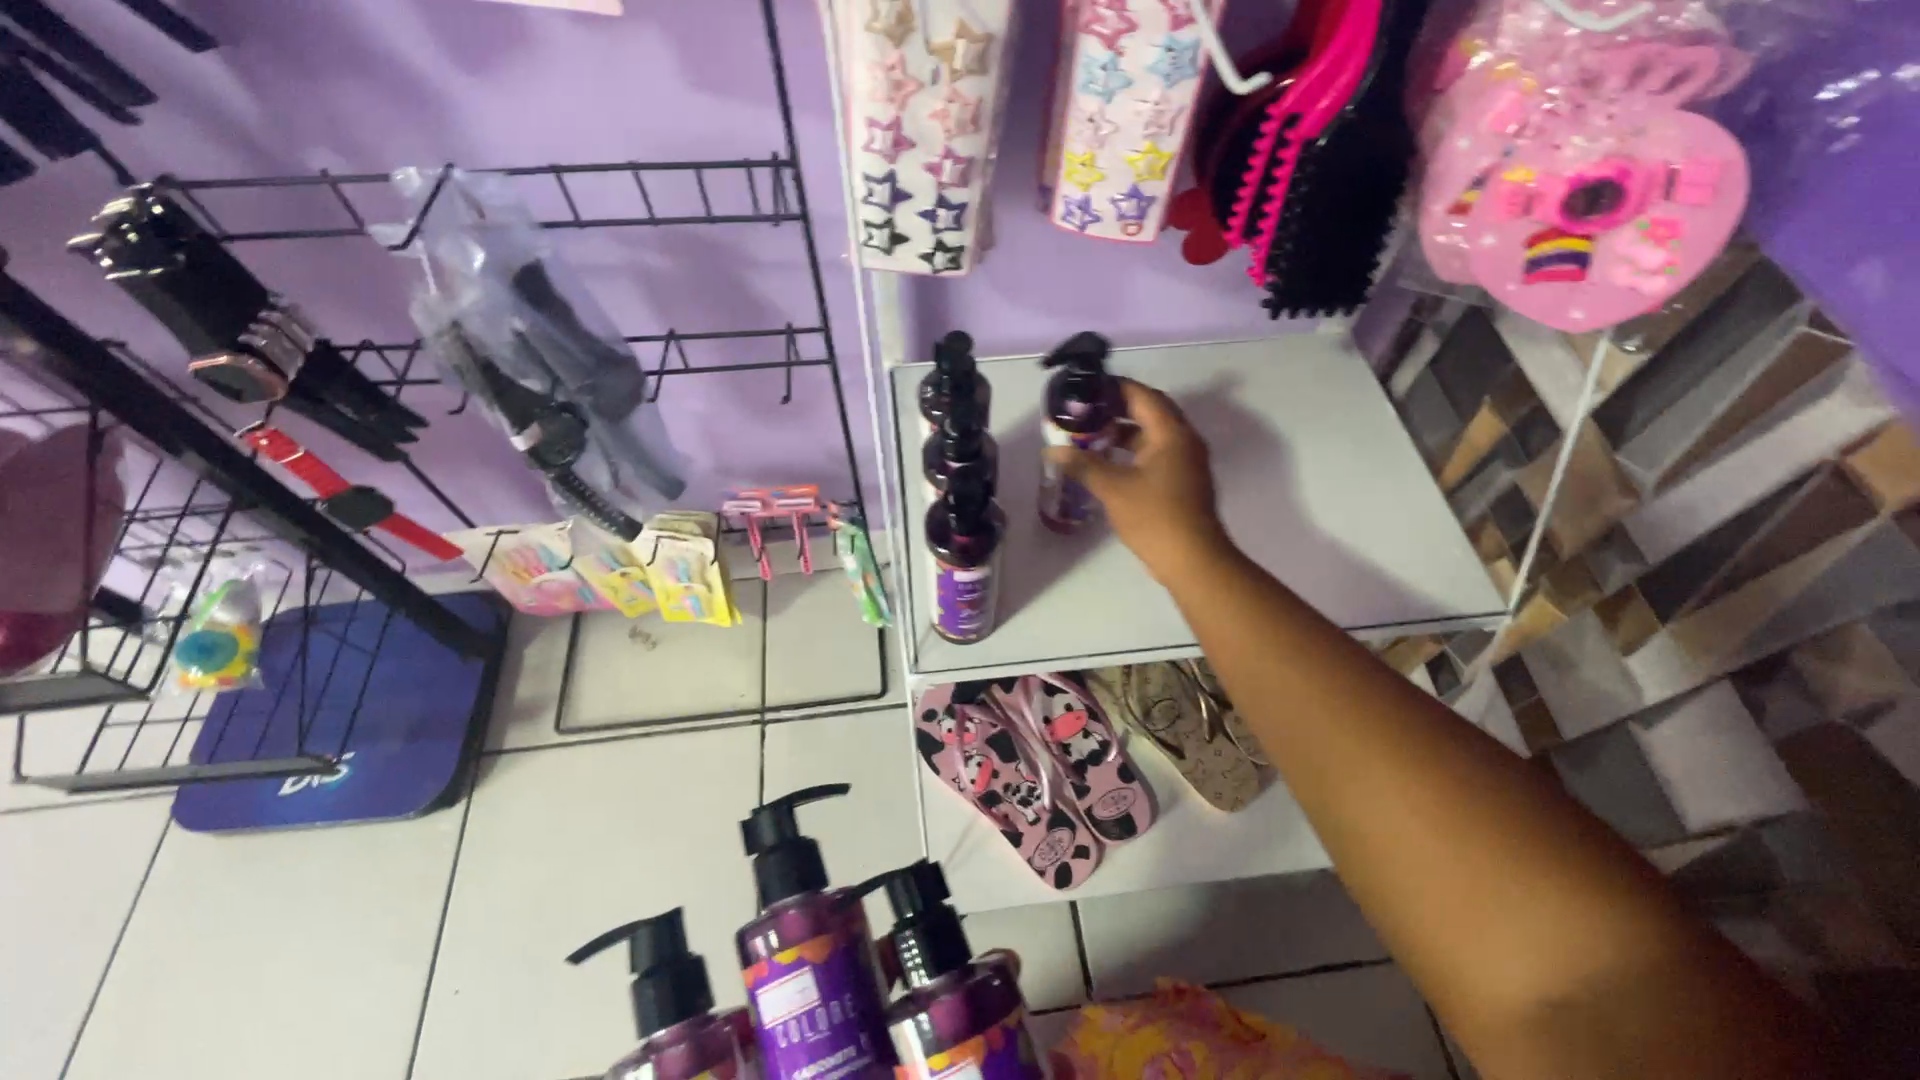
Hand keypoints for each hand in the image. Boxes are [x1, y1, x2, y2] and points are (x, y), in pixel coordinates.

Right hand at [1046, 378, 1232, 584]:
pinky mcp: (1183, 480)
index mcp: (1171, 433)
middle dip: (1117, 409)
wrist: (1192, 559)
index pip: (1143, 395)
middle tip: (1085, 411)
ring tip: (1090, 435)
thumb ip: (1083, 464)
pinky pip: (1156, 453)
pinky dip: (1132, 451)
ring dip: (1123, 431)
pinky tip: (1107, 461)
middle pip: (1150, 411)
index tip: (1086, 389)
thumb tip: (1052, 451)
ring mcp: (1186, 461)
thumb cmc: (1154, 517)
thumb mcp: (1113, 488)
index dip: (1114, 388)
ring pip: (1152, 434)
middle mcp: (1183, 440)